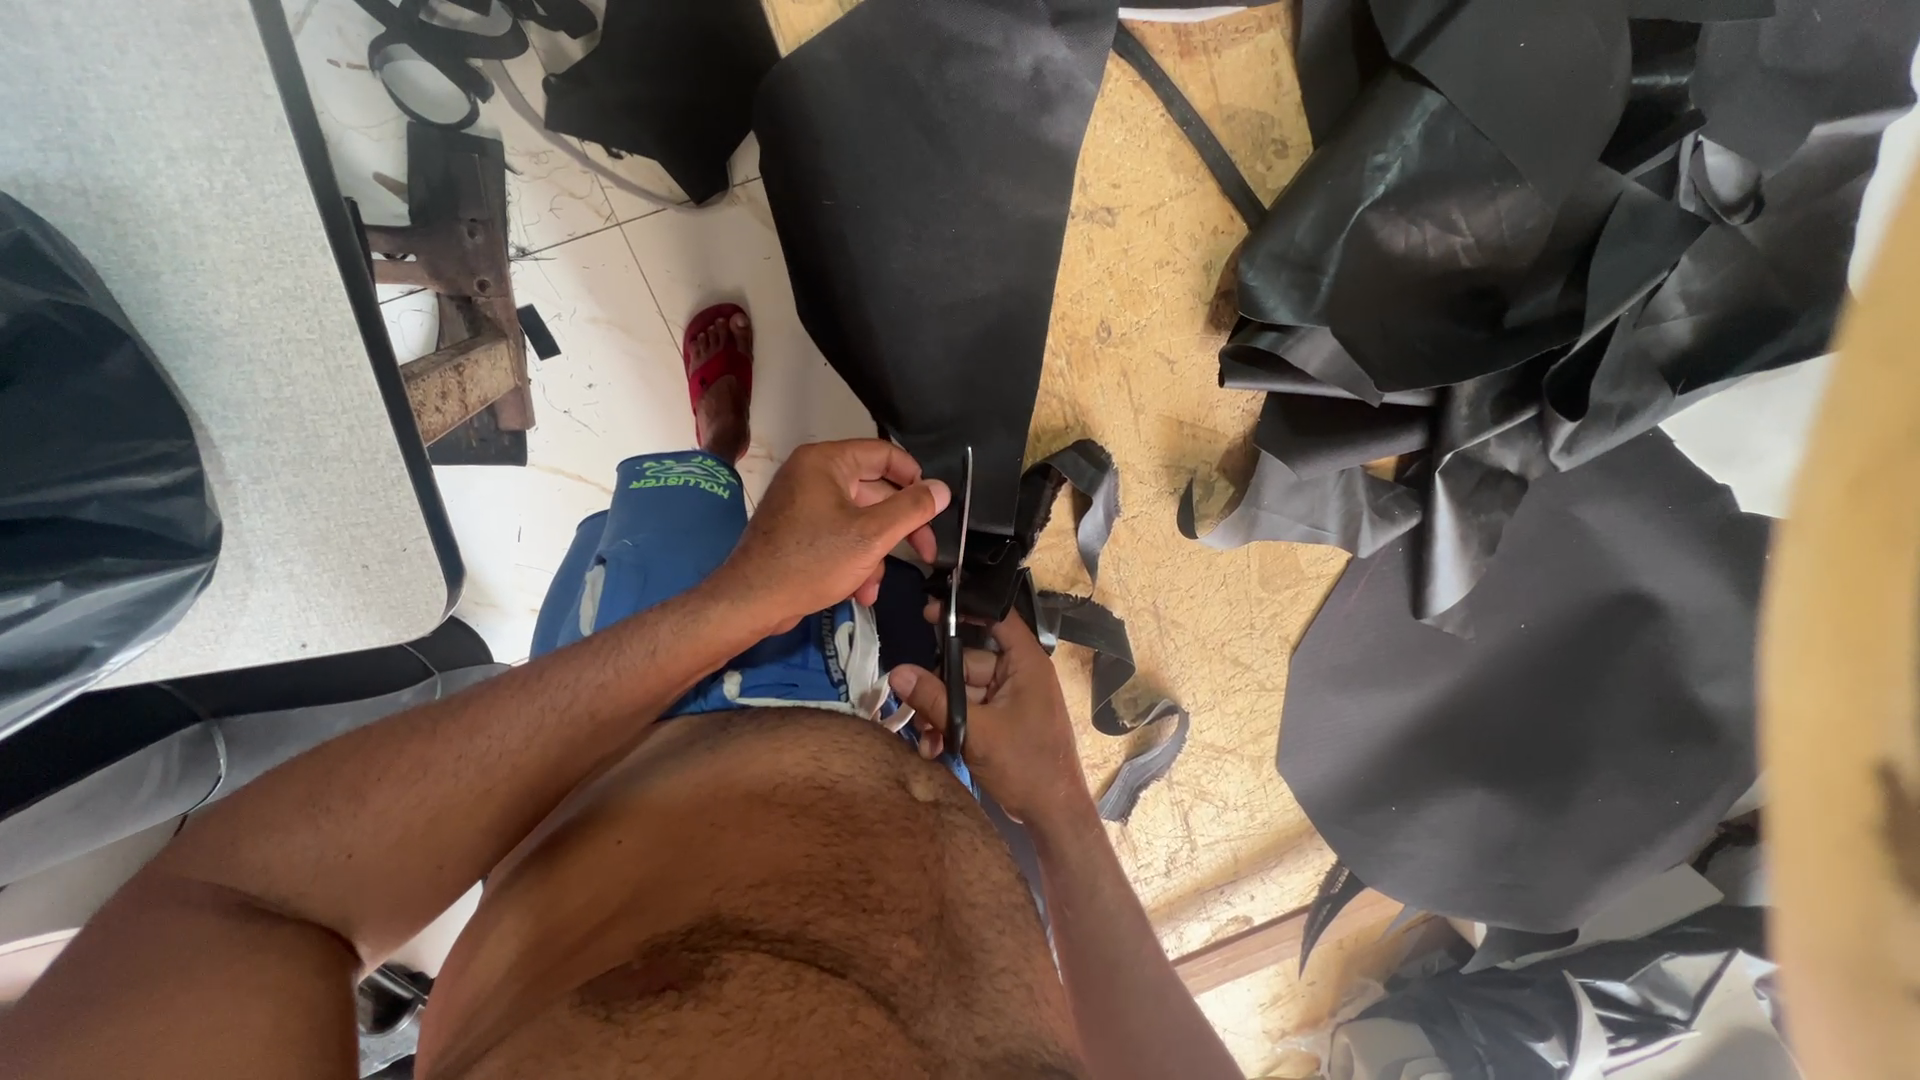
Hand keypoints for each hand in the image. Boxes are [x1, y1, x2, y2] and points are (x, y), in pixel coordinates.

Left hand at [710, 439, 949, 633]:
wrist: (752, 602)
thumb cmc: (812, 561)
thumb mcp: (871, 535)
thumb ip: (911, 509)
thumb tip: (942, 489)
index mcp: (826, 461)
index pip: (884, 453)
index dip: (915, 478)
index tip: (935, 506)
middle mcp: (813, 474)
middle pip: (874, 492)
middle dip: (898, 529)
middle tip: (926, 553)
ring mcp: (804, 504)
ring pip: (860, 521)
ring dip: (875, 554)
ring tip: (876, 585)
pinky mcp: (799, 532)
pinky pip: (839, 536)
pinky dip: (854, 561)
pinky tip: (859, 592)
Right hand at [888, 614, 1091, 825]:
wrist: (1053, 814)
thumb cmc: (1026, 764)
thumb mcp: (974, 730)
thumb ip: (934, 699)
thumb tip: (896, 672)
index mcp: (1025, 663)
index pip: (996, 619)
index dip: (964, 610)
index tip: (929, 612)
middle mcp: (1018, 674)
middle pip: (966, 662)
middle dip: (938, 689)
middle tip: (914, 711)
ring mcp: (1010, 699)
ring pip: (963, 691)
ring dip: (940, 714)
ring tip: (927, 741)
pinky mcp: (1002, 721)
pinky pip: (970, 712)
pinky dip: (953, 727)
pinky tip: (937, 749)